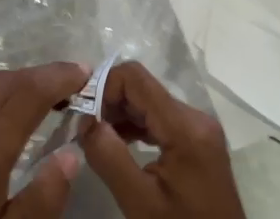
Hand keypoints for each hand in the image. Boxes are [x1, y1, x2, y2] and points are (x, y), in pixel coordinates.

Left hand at [0, 62, 89, 218]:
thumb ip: (43, 198)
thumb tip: (72, 156)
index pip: (33, 91)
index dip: (63, 76)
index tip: (89, 72)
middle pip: (15, 79)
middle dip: (48, 76)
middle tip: (79, 83)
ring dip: (24, 82)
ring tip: (52, 94)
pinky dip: (1, 89)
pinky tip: (13, 105)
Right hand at [81, 62, 246, 218]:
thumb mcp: (140, 201)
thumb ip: (109, 156)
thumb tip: (84, 119)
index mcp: (185, 127)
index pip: (134, 78)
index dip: (102, 87)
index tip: (80, 112)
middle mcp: (195, 117)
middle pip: (141, 87)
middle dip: (107, 101)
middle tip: (82, 126)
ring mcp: (198, 128)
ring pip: (147, 101)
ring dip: (118, 113)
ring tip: (95, 136)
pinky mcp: (197, 141)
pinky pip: (158, 118)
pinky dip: (134, 124)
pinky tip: (117, 143)